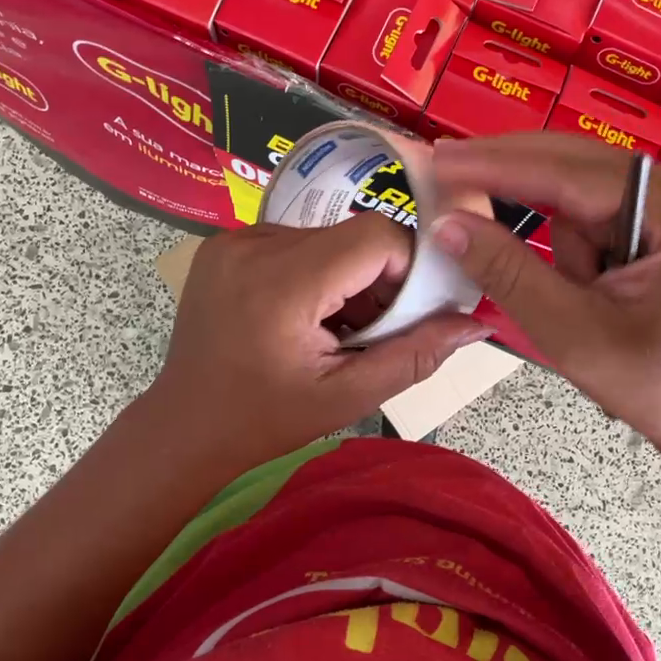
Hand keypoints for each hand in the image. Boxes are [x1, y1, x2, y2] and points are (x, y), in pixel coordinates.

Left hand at [147, 214, 490, 469]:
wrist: (184, 426)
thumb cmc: (264, 421)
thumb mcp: (347, 396)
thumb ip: (415, 355)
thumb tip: (476, 323)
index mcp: (283, 282)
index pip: (376, 235)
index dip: (405, 270)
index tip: (399, 317)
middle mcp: (253, 244)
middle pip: (351, 234)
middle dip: (374, 279)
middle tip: (364, 333)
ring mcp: (232, 239)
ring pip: (325, 235)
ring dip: (344, 276)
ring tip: (329, 329)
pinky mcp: (223, 244)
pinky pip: (292, 240)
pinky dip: (312, 271)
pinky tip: (300, 316)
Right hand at [428, 133, 660, 474]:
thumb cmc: (654, 386)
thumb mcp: (570, 332)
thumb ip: (508, 272)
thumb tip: (446, 223)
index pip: (571, 174)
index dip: (498, 164)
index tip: (441, 159)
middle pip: (576, 170)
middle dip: (515, 185)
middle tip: (445, 171)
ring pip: (578, 201)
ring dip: (559, 249)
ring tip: (582, 307)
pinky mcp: (660, 226)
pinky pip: (592, 221)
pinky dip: (571, 254)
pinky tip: (587, 294)